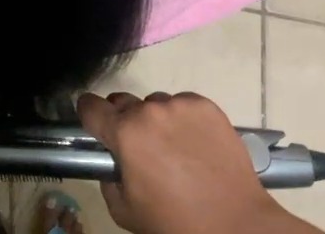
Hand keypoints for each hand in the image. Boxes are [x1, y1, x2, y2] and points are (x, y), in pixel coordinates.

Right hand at [78, 91, 319, 233]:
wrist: (236, 224)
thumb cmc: (175, 222)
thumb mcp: (125, 212)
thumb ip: (108, 180)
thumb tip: (111, 161)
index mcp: (125, 133)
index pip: (90, 106)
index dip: (88, 115)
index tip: (95, 126)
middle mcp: (149, 110)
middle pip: (122, 102)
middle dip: (124, 121)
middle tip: (140, 149)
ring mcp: (180, 104)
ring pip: (155, 103)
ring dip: (156, 120)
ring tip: (174, 149)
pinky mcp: (206, 105)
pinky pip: (183, 104)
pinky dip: (183, 119)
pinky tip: (195, 144)